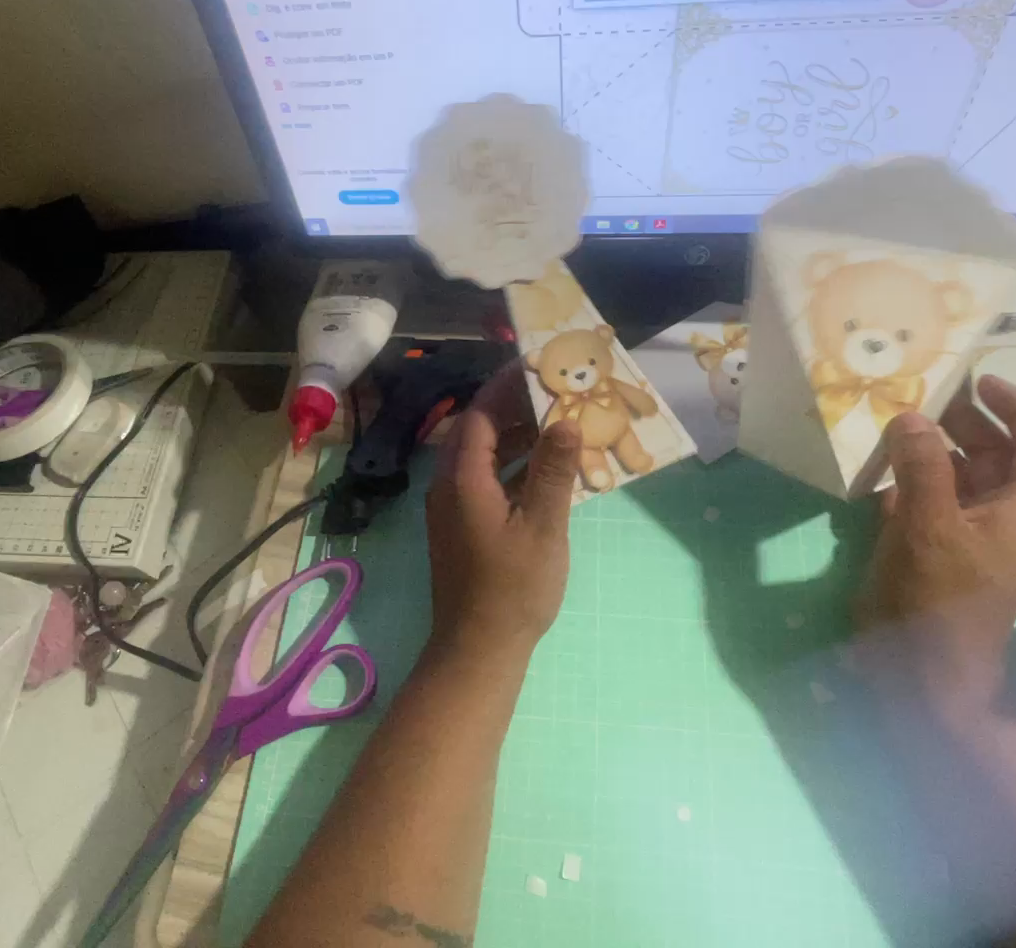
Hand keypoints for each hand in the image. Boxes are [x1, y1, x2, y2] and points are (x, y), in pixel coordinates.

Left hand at [425, 369, 581, 662]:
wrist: (478, 650)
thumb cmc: (513, 589)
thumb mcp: (542, 527)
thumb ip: (553, 471)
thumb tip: (565, 419)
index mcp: (463, 478)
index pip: (479, 414)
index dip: (506, 386)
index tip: (537, 365)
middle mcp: (450, 485)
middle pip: (479, 431)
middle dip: (515, 408)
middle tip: (556, 391)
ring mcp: (454, 508)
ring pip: (484, 457)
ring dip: (517, 438)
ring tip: (560, 423)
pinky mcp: (464, 526)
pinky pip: (487, 482)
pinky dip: (515, 469)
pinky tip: (549, 471)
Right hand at [854, 375, 1015, 727]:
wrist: (921, 671)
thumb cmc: (939, 600)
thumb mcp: (930, 528)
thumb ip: (922, 469)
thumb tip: (912, 417)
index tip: (982, 382)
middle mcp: (999, 516)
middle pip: (998, 456)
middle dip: (967, 422)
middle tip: (924, 394)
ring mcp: (962, 534)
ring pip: (956, 476)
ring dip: (929, 448)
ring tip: (893, 423)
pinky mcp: (929, 548)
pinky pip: (924, 500)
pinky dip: (904, 480)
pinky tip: (875, 473)